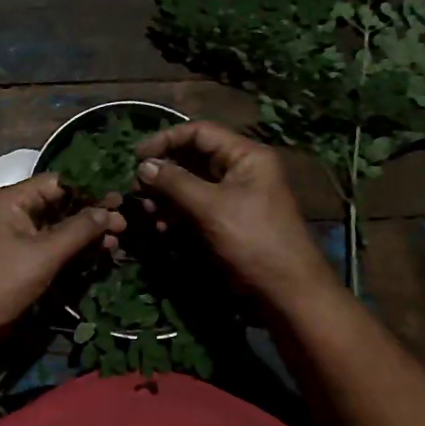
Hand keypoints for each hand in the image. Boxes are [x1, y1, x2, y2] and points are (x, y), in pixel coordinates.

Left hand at [0, 174, 124, 338]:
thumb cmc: (4, 280)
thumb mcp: (45, 253)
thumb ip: (79, 229)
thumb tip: (109, 211)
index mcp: (15, 199)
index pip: (59, 182)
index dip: (90, 188)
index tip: (120, 197)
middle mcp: (17, 210)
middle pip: (62, 202)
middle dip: (92, 212)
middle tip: (124, 223)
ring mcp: (21, 233)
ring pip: (61, 224)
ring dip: (88, 231)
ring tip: (118, 240)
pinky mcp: (26, 255)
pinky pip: (56, 242)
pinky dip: (77, 246)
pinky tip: (101, 252)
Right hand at [133, 121, 329, 294]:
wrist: (287, 293)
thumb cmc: (253, 241)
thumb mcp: (210, 207)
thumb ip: (174, 182)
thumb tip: (143, 166)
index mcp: (245, 156)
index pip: (198, 132)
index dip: (165, 140)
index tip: (137, 156)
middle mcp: (239, 170)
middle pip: (192, 157)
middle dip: (163, 172)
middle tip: (138, 189)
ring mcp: (233, 196)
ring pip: (190, 184)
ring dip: (165, 195)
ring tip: (149, 212)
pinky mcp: (226, 219)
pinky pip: (195, 206)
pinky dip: (176, 213)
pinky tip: (162, 227)